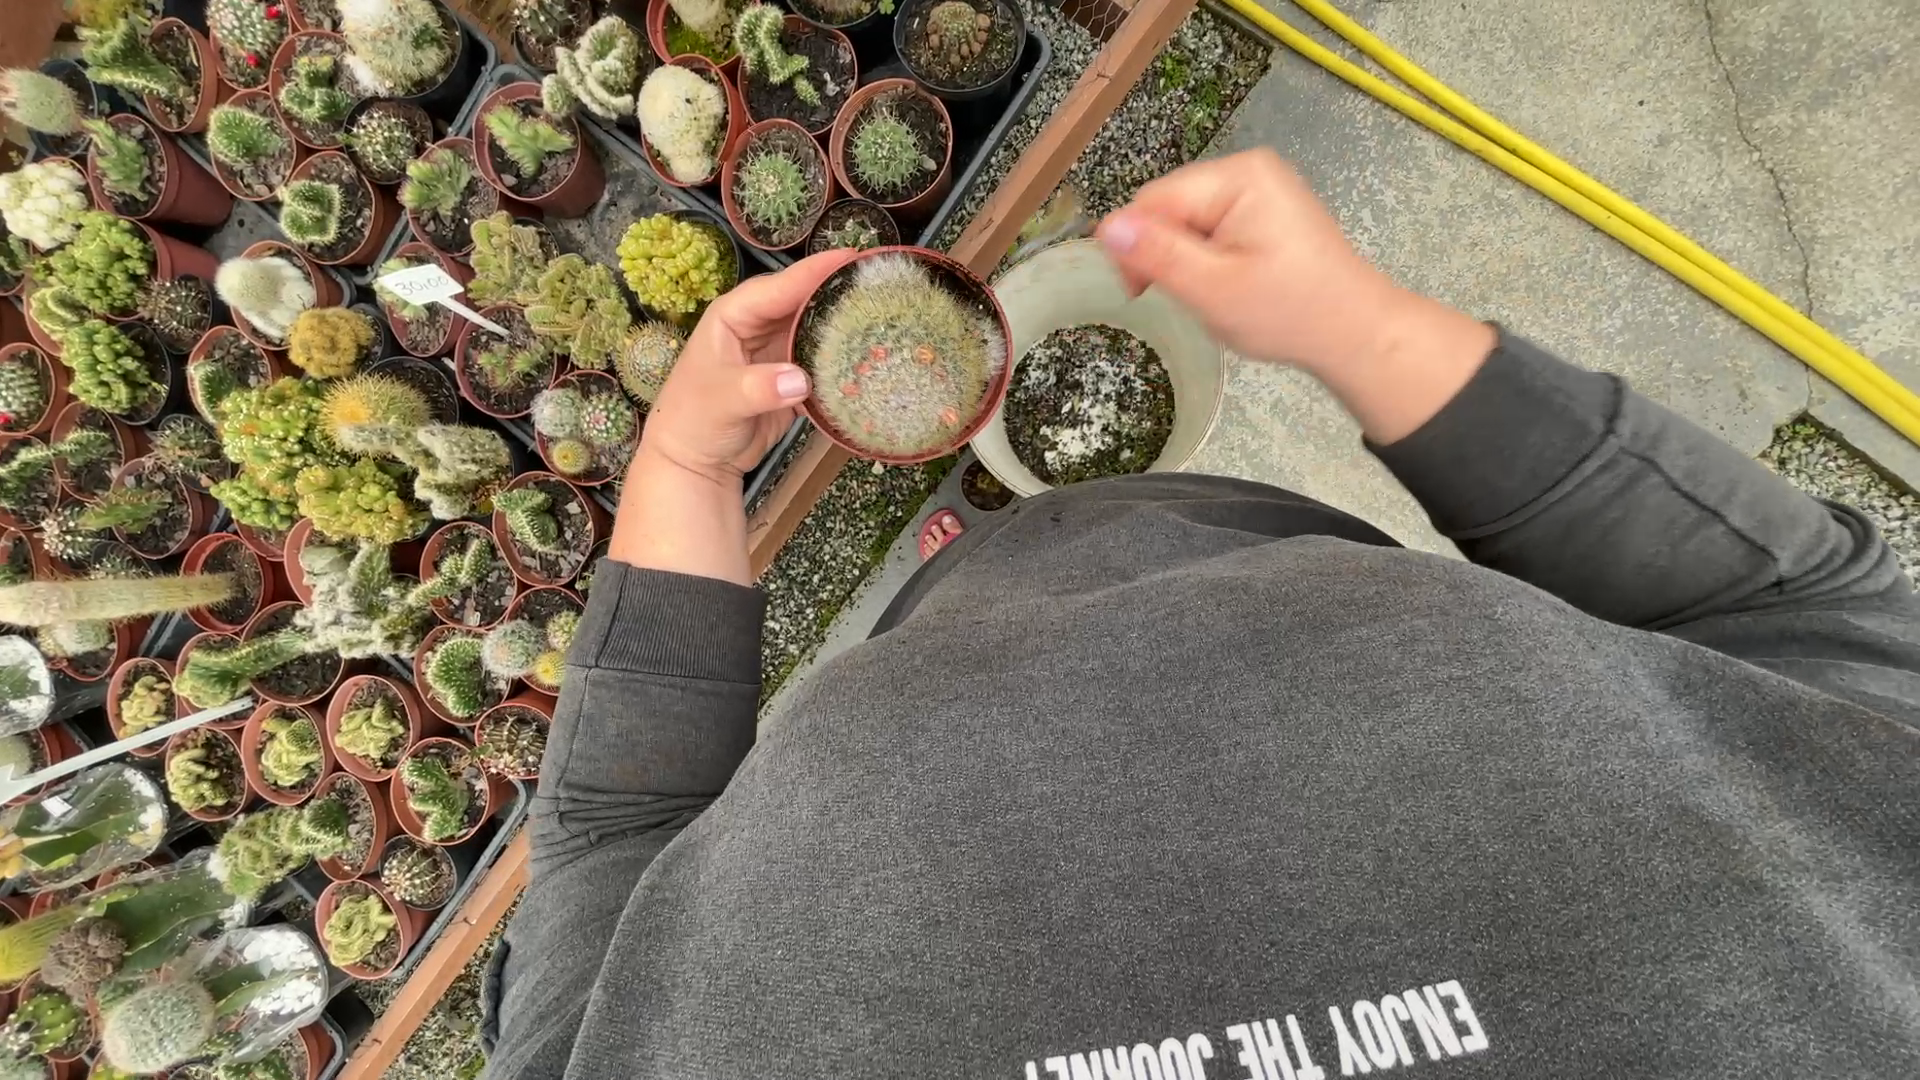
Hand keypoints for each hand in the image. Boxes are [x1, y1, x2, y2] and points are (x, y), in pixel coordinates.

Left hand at [639, 249, 858, 485]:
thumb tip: (801, 380)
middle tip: (877, 282)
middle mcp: (757, 329)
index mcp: (734, 317)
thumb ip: (758, 388)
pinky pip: (820, 364)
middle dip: (836, 292)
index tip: (850, 257)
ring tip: (881, 315)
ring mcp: (776, 355)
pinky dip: (840, 363)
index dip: (812, 272)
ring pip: (814, 331)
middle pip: (802, 302)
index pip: (778, 287)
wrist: (696, 462)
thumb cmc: (693, 421)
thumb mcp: (721, 401)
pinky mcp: (790, 382)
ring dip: (842, 327)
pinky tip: (868, 360)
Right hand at [1098, 149, 1494, 441]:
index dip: (1134, 245)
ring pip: (1183, 220)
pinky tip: (1217, 283)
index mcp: (1237, 178)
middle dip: (1158, 252)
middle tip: (1176, 297)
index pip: (1153, 200)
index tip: (1138, 292)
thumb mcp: (1212, 289)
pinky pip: (1206, 228)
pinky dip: (1200, 258)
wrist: (1350, 330)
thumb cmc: (1285, 313)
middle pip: (1167, 206)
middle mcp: (1246, 170)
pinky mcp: (1260, 211)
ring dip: (1179, 259)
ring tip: (1203, 293)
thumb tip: (1105, 227)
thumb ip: (1158, 255)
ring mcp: (1256, 189)